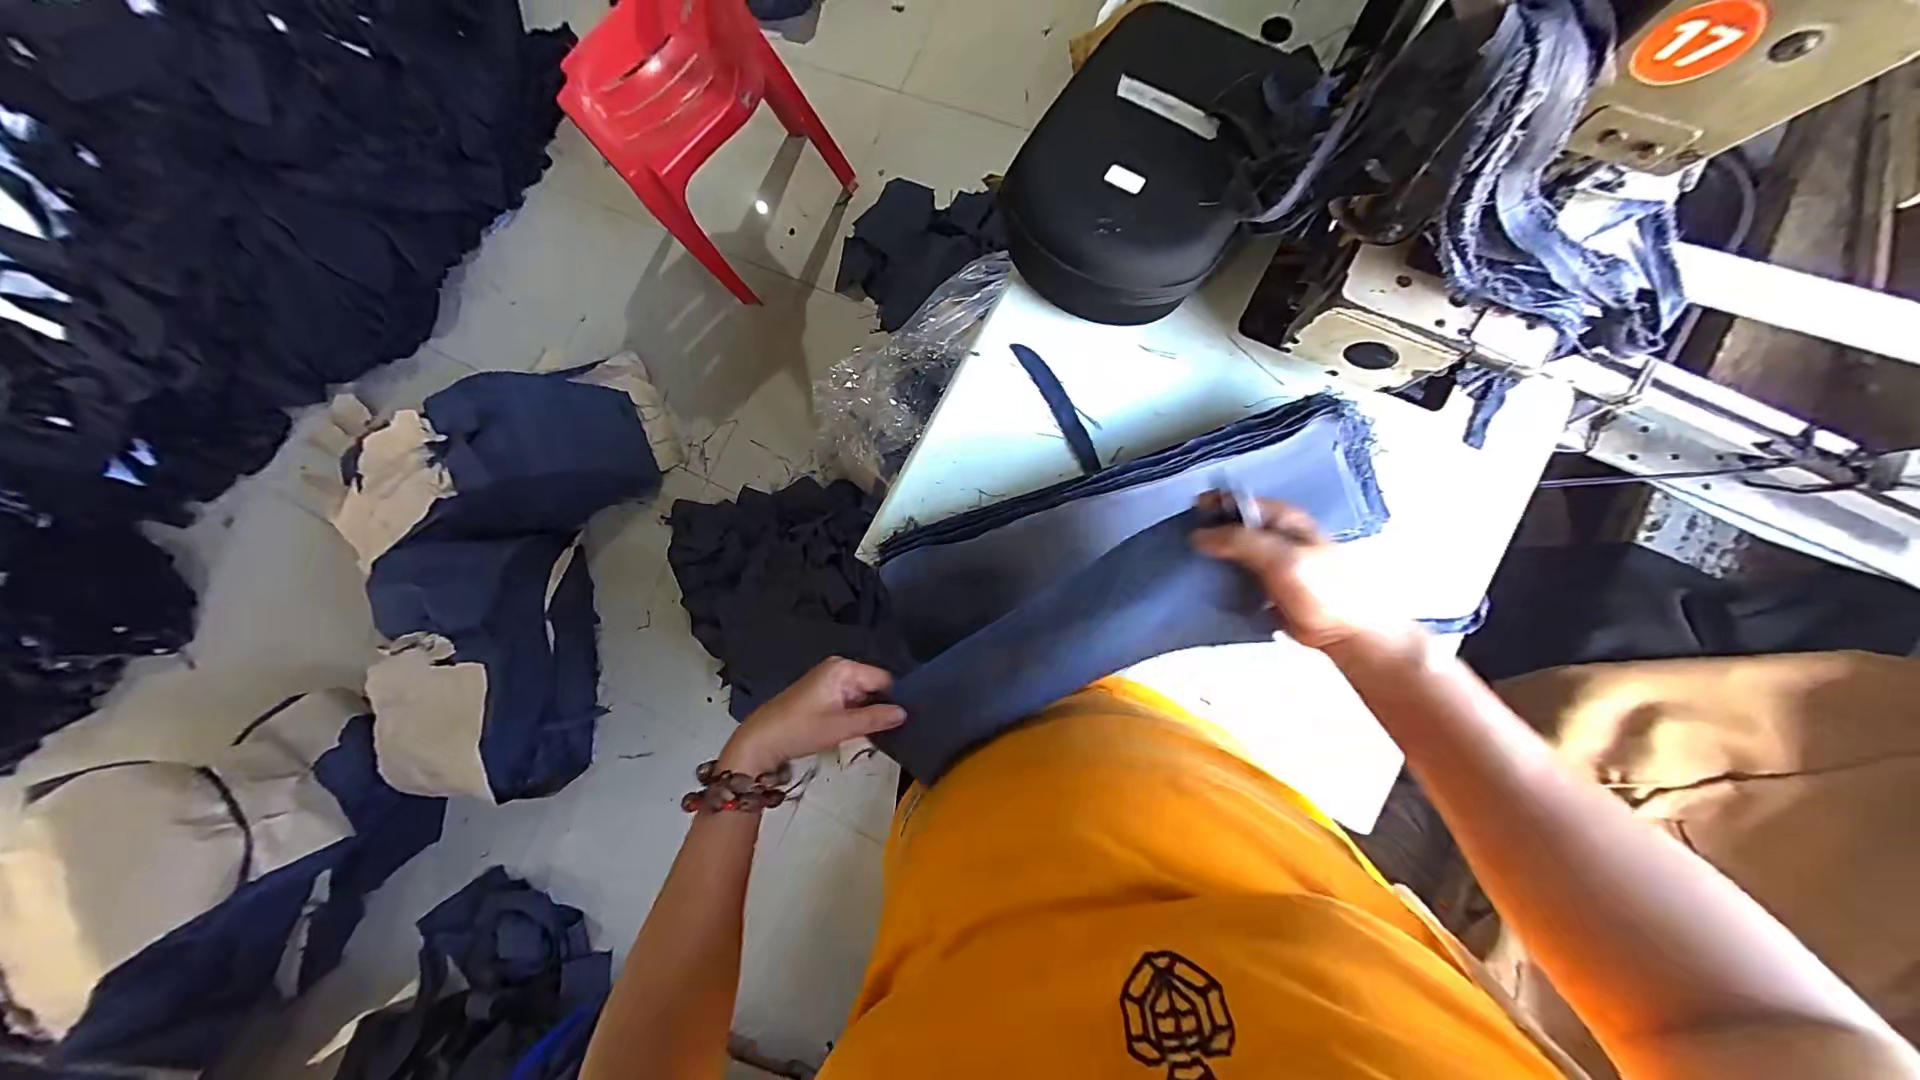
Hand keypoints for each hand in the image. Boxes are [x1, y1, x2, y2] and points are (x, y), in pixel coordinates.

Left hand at [719, 658, 906, 774]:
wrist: (759, 742)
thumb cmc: (799, 730)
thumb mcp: (841, 727)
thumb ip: (875, 719)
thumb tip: (905, 713)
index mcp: (843, 668)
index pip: (884, 679)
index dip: (896, 698)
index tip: (908, 719)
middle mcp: (838, 668)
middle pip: (874, 686)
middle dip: (883, 706)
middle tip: (897, 730)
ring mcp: (830, 681)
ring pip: (863, 696)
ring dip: (870, 713)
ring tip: (884, 733)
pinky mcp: (824, 695)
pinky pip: (851, 701)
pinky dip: (857, 715)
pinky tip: (864, 731)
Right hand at [1190, 492, 1417, 651]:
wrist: (1347, 632)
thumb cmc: (1322, 588)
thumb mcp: (1281, 557)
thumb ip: (1239, 541)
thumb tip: (1197, 534)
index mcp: (1282, 518)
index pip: (1239, 501)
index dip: (1212, 504)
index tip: (1188, 516)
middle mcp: (1273, 536)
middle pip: (1230, 527)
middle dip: (1207, 534)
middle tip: (1182, 546)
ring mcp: (1268, 562)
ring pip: (1230, 554)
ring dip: (1211, 560)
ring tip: (1188, 568)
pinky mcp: (1263, 588)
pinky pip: (1234, 578)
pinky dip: (1220, 582)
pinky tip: (1204, 588)